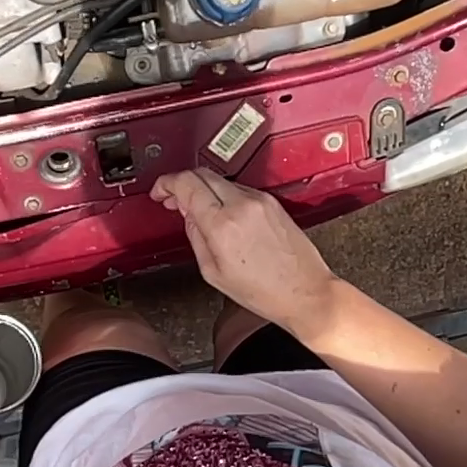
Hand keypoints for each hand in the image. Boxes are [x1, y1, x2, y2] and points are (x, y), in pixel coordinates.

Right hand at [150, 169, 339, 334]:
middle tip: (173, 199)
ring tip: (198, 211)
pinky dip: (224, 196)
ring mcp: (260, 201)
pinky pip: (239, 189)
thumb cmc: (265, 291)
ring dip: (204, 190)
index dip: (166, 183)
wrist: (305, 291)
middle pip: (202, 174)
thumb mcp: (213, 272)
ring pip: (220, 180)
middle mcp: (242, 205)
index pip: (186, 184)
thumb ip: (196, 237)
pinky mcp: (272, 202)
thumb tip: (189, 216)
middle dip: (183, 183)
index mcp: (222, 225)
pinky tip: (222, 214)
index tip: (160, 191)